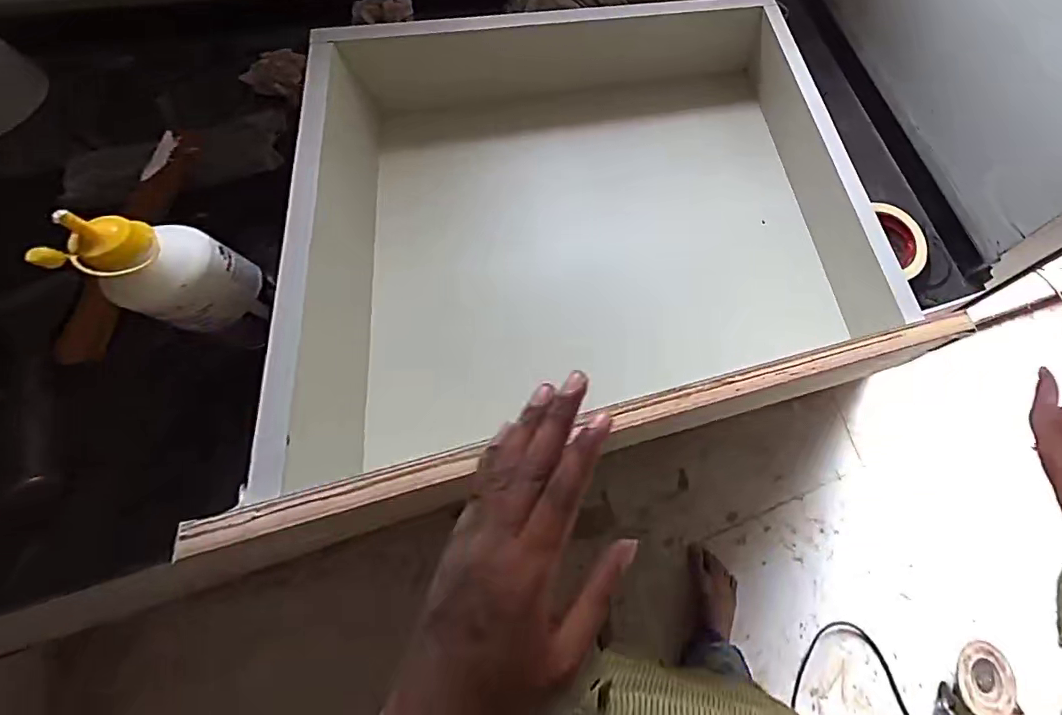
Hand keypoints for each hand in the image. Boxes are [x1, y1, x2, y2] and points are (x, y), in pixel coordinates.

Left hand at [383, 373, 638, 714]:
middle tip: (575, 380)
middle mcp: (499, 541)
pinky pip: (479, 486)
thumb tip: (629, 543)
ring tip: (544, 390)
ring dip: (525, 425)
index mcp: (531, 567)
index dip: (584, 450)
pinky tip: (506, 431)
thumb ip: (598, 594)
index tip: (602, 415)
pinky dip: (495, 454)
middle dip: (556, 418)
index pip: (562, 494)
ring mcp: (472, 537)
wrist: (432, 710)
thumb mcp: (564, 653)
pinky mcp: (455, 541)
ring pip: (503, 469)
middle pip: (532, 467)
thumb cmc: (506, 684)